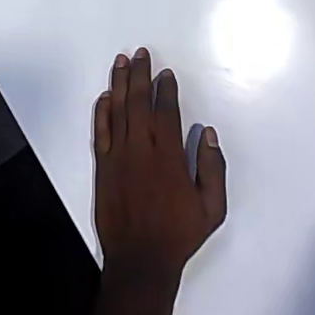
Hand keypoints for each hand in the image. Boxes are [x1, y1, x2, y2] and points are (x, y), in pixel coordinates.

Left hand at [92, 48, 226, 290]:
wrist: (140, 259)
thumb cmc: (178, 234)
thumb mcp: (212, 208)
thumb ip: (213, 169)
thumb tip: (208, 135)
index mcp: (168, 157)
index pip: (165, 112)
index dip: (166, 90)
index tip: (166, 74)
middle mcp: (141, 150)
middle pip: (139, 102)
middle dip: (140, 75)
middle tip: (140, 54)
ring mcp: (118, 156)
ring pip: (118, 111)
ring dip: (120, 84)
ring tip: (121, 62)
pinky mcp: (103, 165)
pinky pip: (101, 131)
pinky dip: (102, 111)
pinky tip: (105, 96)